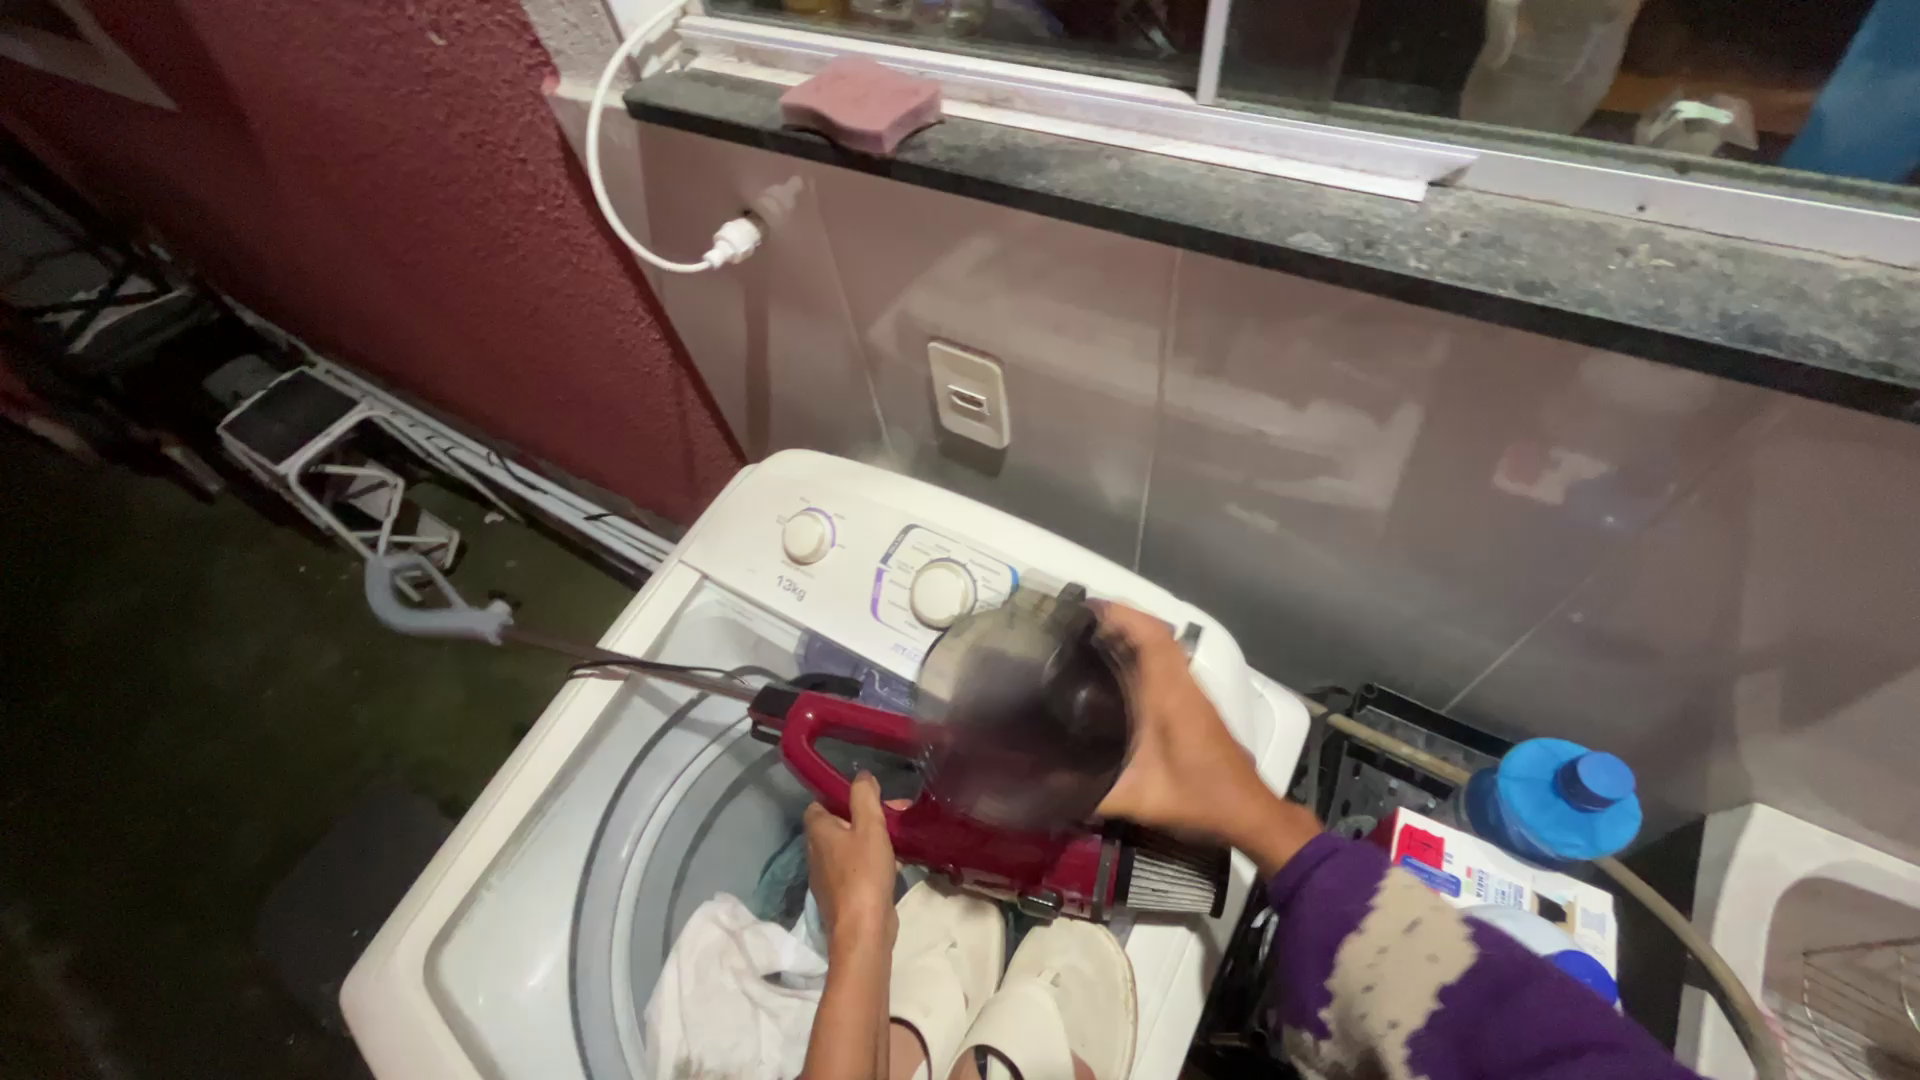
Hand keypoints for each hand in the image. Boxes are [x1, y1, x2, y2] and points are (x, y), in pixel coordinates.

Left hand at [804, 771, 898, 945]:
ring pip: (849, 848)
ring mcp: (827, 877)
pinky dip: (872, 861)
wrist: (864, 930)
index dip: (839, 798)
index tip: (865, 797)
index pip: (818, 805)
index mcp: (817, 832)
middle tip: (891, 815)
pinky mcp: (842, 896)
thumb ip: (864, 796)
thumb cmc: (864, 872)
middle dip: (864, 817)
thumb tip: (861, 776)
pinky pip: (856, 868)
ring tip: (898, 837)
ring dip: (871, 839)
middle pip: (837, 826)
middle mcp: (816, 853)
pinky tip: (896, 863)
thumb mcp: (870, 826)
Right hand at [1094, 603, 1320, 874]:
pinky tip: (1115, 669)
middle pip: (1155, 632)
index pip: (1151, 636)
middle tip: (1075, 622)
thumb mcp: (1139, 800)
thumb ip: (1092, 795)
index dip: (1121, 614)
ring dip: (1130, 632)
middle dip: (1117, 617)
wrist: (1249, 812)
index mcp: (1169, 696)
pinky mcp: (1193, 702)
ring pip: (1162, 645)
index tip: (1085, 608)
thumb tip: (1044, 789)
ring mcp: (1190, 692)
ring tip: (1088, 637)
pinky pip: (1165, 662)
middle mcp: (1181, 684)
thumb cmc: (1199, 799)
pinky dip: (1140, 652)